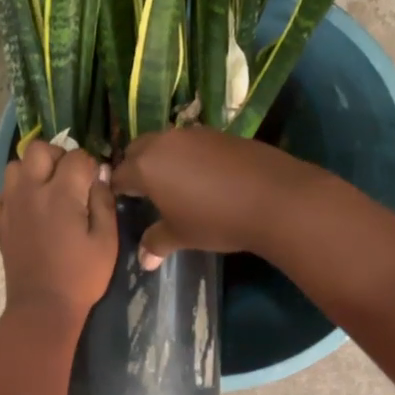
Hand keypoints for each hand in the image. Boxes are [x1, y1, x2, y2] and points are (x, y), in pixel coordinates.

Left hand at [0, 141, 116, 317]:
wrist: (44, 306)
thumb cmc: (82, 276)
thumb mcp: (107, 239)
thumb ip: (103, 200)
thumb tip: (98, 173)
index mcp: (61, 193)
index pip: (76, 157)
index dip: (89, 165)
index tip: (95, 182)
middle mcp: (30, 190)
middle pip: (38, 149)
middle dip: (57, 156)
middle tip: (69, 179)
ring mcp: (8, 205)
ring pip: (13, 168)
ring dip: (30, 173)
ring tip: (45, 193)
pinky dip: (5, 199)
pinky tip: (20, 212)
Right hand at [110, 127, 326, 267]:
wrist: (277, 198)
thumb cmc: (217, 220)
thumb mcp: (182, 236)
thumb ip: (157, 242)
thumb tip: (143, 261)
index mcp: (145, 167)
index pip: (118, 175)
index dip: (117, 190)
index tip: (122, 204)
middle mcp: (163, 143)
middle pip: (137, 149)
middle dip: (135, 166)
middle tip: (145, 191)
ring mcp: (193, 134)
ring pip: (165, 142)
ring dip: (163, 158)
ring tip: (175, 182)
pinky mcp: (220, 133)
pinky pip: (192, 142)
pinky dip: (189, 156)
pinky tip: (205, 177)